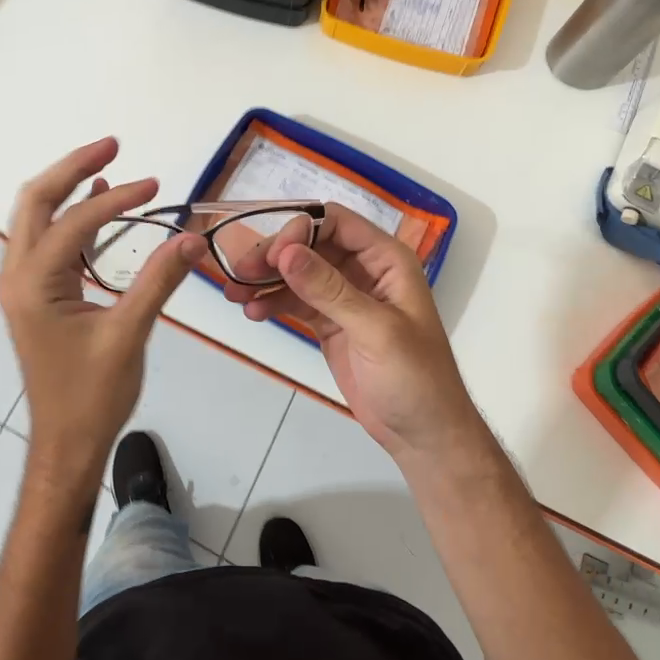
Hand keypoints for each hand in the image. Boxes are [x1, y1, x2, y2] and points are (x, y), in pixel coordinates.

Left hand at [0, 138, 205, 483]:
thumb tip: (191, 236)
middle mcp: (18, 276)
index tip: (155, 186)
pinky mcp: (37, 295)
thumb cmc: (91, 394)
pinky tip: (100, 203)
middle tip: (112, 145)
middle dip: (71, 169)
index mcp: (32, 284)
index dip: (117, 199)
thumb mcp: (129, 335)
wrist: (65, 443)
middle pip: (35, 202)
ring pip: (36, 218)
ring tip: (107, 161)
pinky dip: (72, 218)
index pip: (74, 223)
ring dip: (68, 188)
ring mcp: (24, 285)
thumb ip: (158, 280)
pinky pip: (49, 242)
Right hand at [222, 204, 480, 461]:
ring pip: (298, 272)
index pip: (336, 223)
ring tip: (234, 294)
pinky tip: (252, 312)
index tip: (272, 255)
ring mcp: (345, 296)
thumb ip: (329, 290)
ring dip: (266, 278)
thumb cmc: (415, 379)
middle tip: (239, 273)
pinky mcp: (329, 322)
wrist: (424, 435)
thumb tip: (286, 253)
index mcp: (386, 260)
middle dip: (274, 255)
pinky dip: (272, 302)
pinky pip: (295, 300)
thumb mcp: (375, 331)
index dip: (301, 230)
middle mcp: (364, 270)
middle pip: (310, 244)